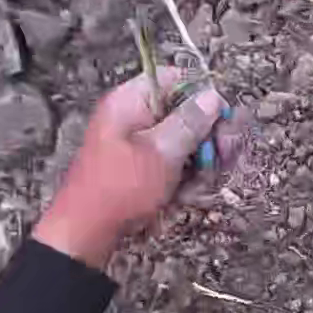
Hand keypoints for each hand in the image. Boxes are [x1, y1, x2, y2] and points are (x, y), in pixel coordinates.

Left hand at [32, 70, 224, 266]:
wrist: (89, 233)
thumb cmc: (120, 189)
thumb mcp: (161, 152)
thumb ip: (190, 122)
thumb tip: (214, 96)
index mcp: (133, 101)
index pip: (179, 79)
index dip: (205, 99)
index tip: (223, 122)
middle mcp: (140, 118)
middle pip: (193, 115)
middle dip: (211, 140)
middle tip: (221, 160)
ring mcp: (146, 145)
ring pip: (193, 145)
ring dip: (203, 168)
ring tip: (193, 188)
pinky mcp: (151, 169)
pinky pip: (183, 167)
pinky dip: (189, 183)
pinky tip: (184, 197)